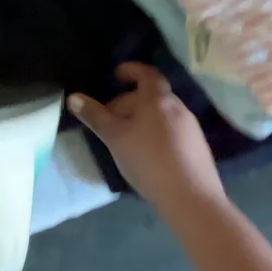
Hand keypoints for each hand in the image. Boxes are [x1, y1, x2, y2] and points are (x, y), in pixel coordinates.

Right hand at [68, 63, 225, 216]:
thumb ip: (95, 116)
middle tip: (110, 118)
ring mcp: (191, 129)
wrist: (193, 201)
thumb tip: (73, 97)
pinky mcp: (198, 149)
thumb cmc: (149, 160)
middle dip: (128, 102)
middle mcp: (178, 108)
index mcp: (158, 99)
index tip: (115, 76)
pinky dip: (155, 133)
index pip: (147, 73)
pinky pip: (172, 131)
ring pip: (161, 115)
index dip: (131, 70)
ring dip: (142, 119)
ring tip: (125, 139)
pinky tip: (146, 156)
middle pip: (151, 96)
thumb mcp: (114, 138)